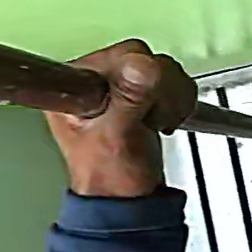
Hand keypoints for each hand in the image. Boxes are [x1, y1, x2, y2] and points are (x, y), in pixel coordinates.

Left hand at [44, 39, 198, 198]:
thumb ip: (129, 98)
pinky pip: (173, 77)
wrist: (130, 197)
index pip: (121, 54)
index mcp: (73, 83)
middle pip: (145, 57)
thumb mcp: (117, 135)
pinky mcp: (142, 90)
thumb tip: (142, 66)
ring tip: (155, 119)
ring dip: (171, 96)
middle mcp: (94, 77)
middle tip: (148, 115)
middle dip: (159, 90)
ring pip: (163, 67)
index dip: (139, 78)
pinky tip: (164, 116)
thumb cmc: (110, 175)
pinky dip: (178, 98)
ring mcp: (120, 83)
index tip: (140, 104)